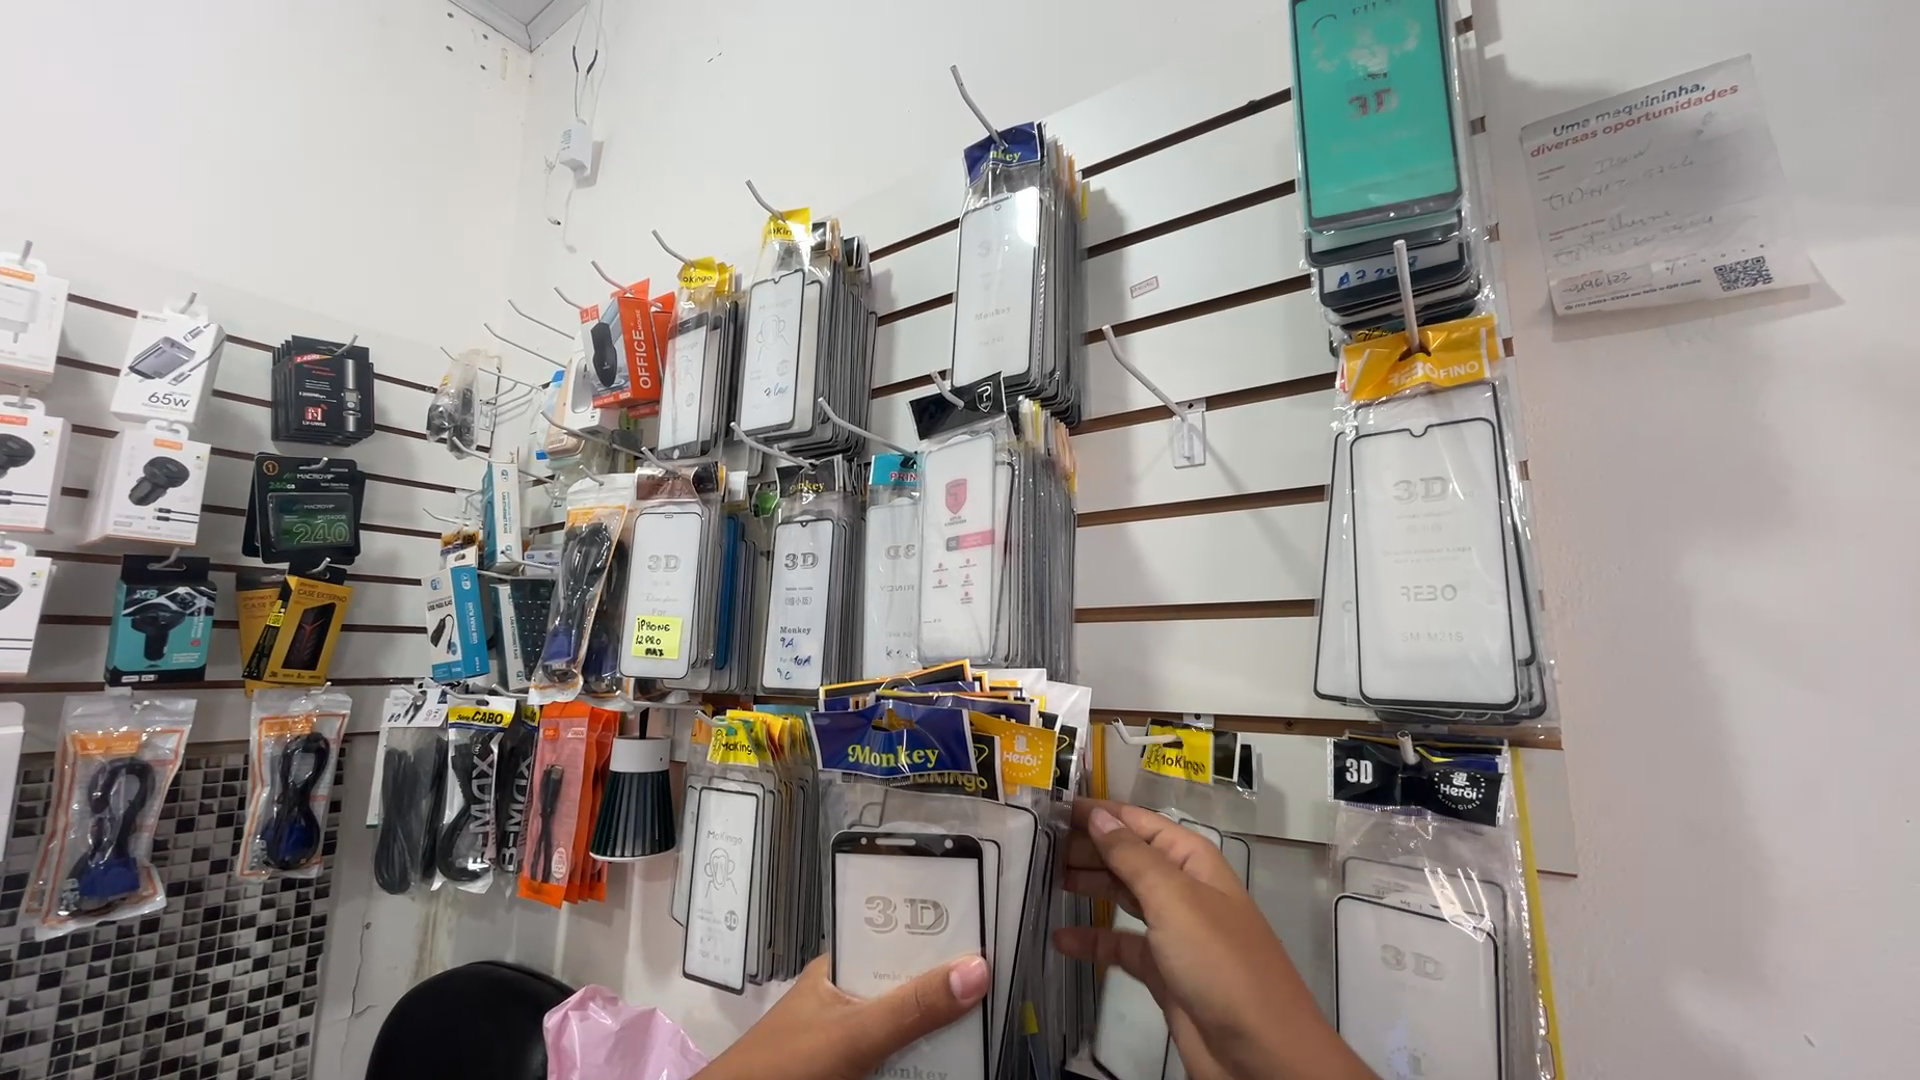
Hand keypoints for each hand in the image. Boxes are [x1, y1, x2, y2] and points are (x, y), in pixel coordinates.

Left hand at [695, 953, 989, 1079]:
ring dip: (941, 1028)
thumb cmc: (784, 1067)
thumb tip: (979, 968)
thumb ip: (911, 1007)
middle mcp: (848, 998)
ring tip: (990, 1019)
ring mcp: (850, 1040)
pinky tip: (954, 1057)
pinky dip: (924, 1060)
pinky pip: (900, 1061)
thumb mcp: (852, 1034)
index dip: (939, 933)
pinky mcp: (855, 1072)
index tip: (986, 931)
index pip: (897, 937)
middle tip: (1000, 978)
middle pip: (908, 984)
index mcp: (840, 968)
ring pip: (908, 1026)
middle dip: (948, 986)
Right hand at [1054, 800, 1373, 1079]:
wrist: (1263, 1056)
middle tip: (1038, 845)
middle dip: (1087, 846)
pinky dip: (1092, 939)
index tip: (1053, 807)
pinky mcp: (1162, 971)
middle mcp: (1181, 887)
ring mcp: (1172, 930)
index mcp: (1190, 860)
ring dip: (1087, 885)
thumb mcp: (1174, 899)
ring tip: (1044, 878)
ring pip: (1121, 895)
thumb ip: (1131, 856)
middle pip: (1127, 855)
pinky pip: (1119, 945)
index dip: (1099, 812)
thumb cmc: (1220, 962)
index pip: (1137, 822)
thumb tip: (1097, 815)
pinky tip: (1061, 939)